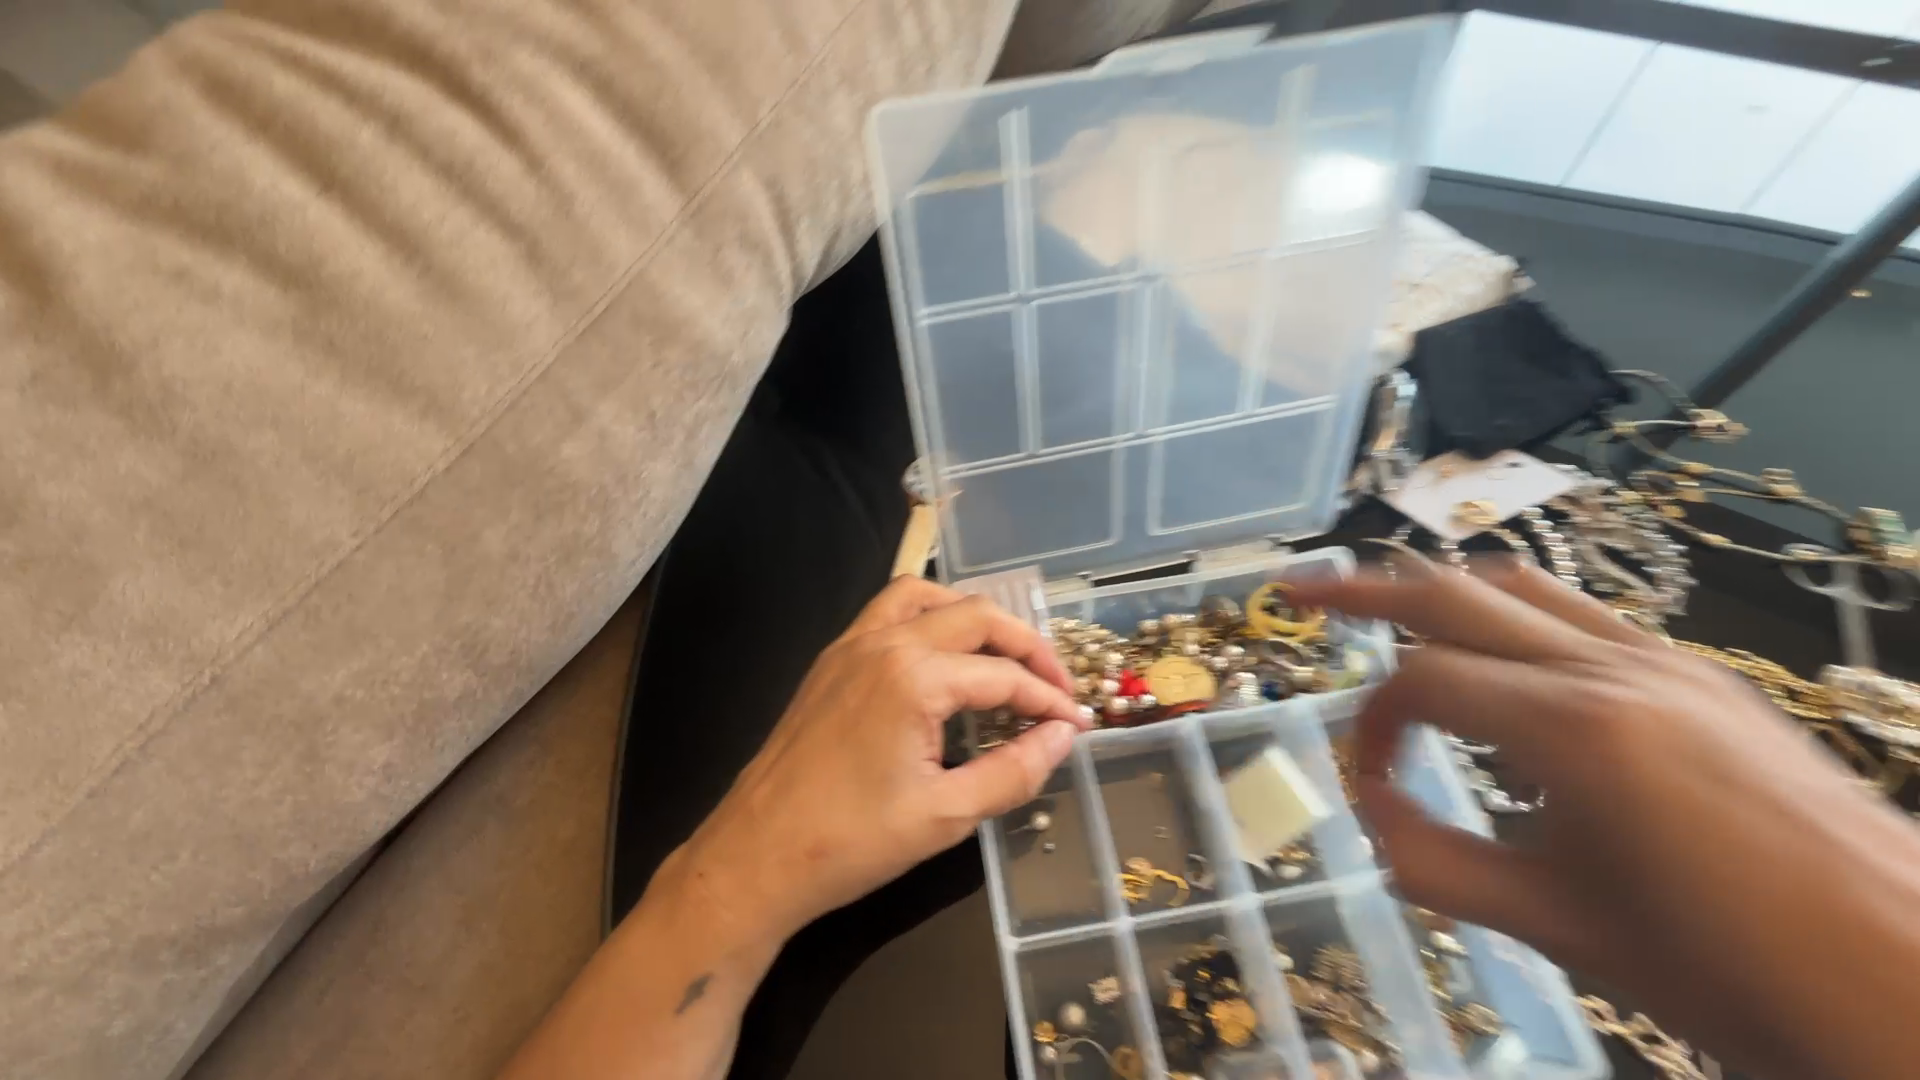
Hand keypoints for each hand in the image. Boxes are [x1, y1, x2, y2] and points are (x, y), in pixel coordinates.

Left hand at [663, 577, 1090, 942]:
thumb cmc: (852, 842)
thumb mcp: (947, 815)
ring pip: (927, 597)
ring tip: (1003, 655)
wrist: (755, 857)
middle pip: (975, 617)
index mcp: (915, 677)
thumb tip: (1061, 738)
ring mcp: (851, 645)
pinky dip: (928, 617)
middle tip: (1053, 686)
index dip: (1048, 701)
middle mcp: (884, 643)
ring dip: (973, 616)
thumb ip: (1014, 771)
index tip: (1076, 725)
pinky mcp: (831, 659)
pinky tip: (942, 656)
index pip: (1003, 676)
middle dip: (1025, 646)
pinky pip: (889, 611)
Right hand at [1290, 557, 1919, 1079]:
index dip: (1372, 726)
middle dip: (1361, 590)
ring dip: (1437, 588)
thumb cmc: (1731, 971)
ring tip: (1384, 606)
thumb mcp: (1557, 927)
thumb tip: (1368, 804)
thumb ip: (1432, 858)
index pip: (1419, 682)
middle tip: (1301, 592)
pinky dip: (1510, 611)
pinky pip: (1579, 609)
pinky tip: (1497, 654)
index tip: (1372, 785)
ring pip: (1515, 582)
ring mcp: (1662, 659)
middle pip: (1451, 593)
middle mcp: (1612, 667)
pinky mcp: (1698, 671)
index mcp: (1572, 729)